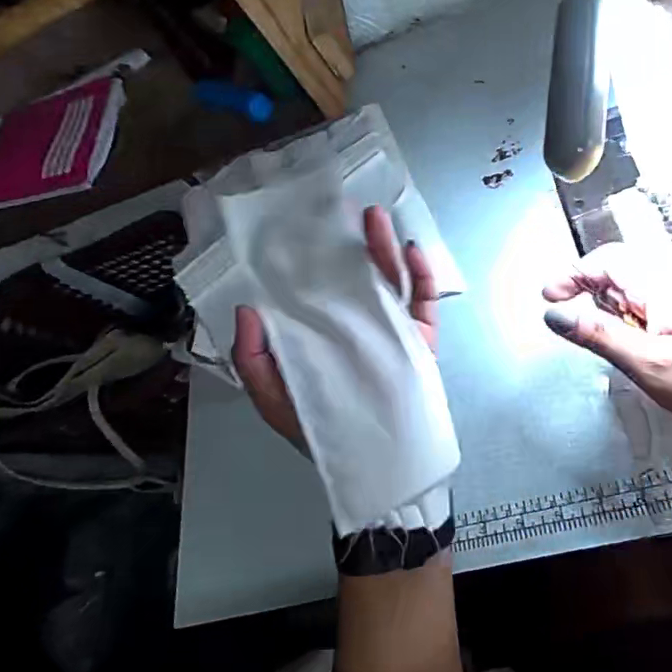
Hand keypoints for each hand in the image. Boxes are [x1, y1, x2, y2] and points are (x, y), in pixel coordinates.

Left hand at [234, 205, 438, 451]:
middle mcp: (356, 325)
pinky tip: (413, 252)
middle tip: (344, 207)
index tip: (300, 225)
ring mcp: (392, 331)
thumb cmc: (319, 432)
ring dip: (386, 248)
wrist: (375, 463)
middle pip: (357, 275)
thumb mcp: (273, 399)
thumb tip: (248, 308)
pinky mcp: (421, 341)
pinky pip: (423, 305)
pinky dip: (422, 277)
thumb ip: (254, 360)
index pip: (316, 287)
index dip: (310, 257)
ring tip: (375, 218)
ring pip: (391, 282)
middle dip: (352, 241)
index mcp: (321, 333)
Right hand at [540, 244, 671, 479]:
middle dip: (594, 295)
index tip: (549, 298)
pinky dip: (643, 322)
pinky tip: (653, 353)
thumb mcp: (650, 365)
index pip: (605, 259)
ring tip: (620, 348)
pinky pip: (663, 307)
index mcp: (661, 283)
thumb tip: (554, 313)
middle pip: (622, 272)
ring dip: (618, 312)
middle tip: (584, 332)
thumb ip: (600, 336)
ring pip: (643, 291)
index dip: (573, 274)